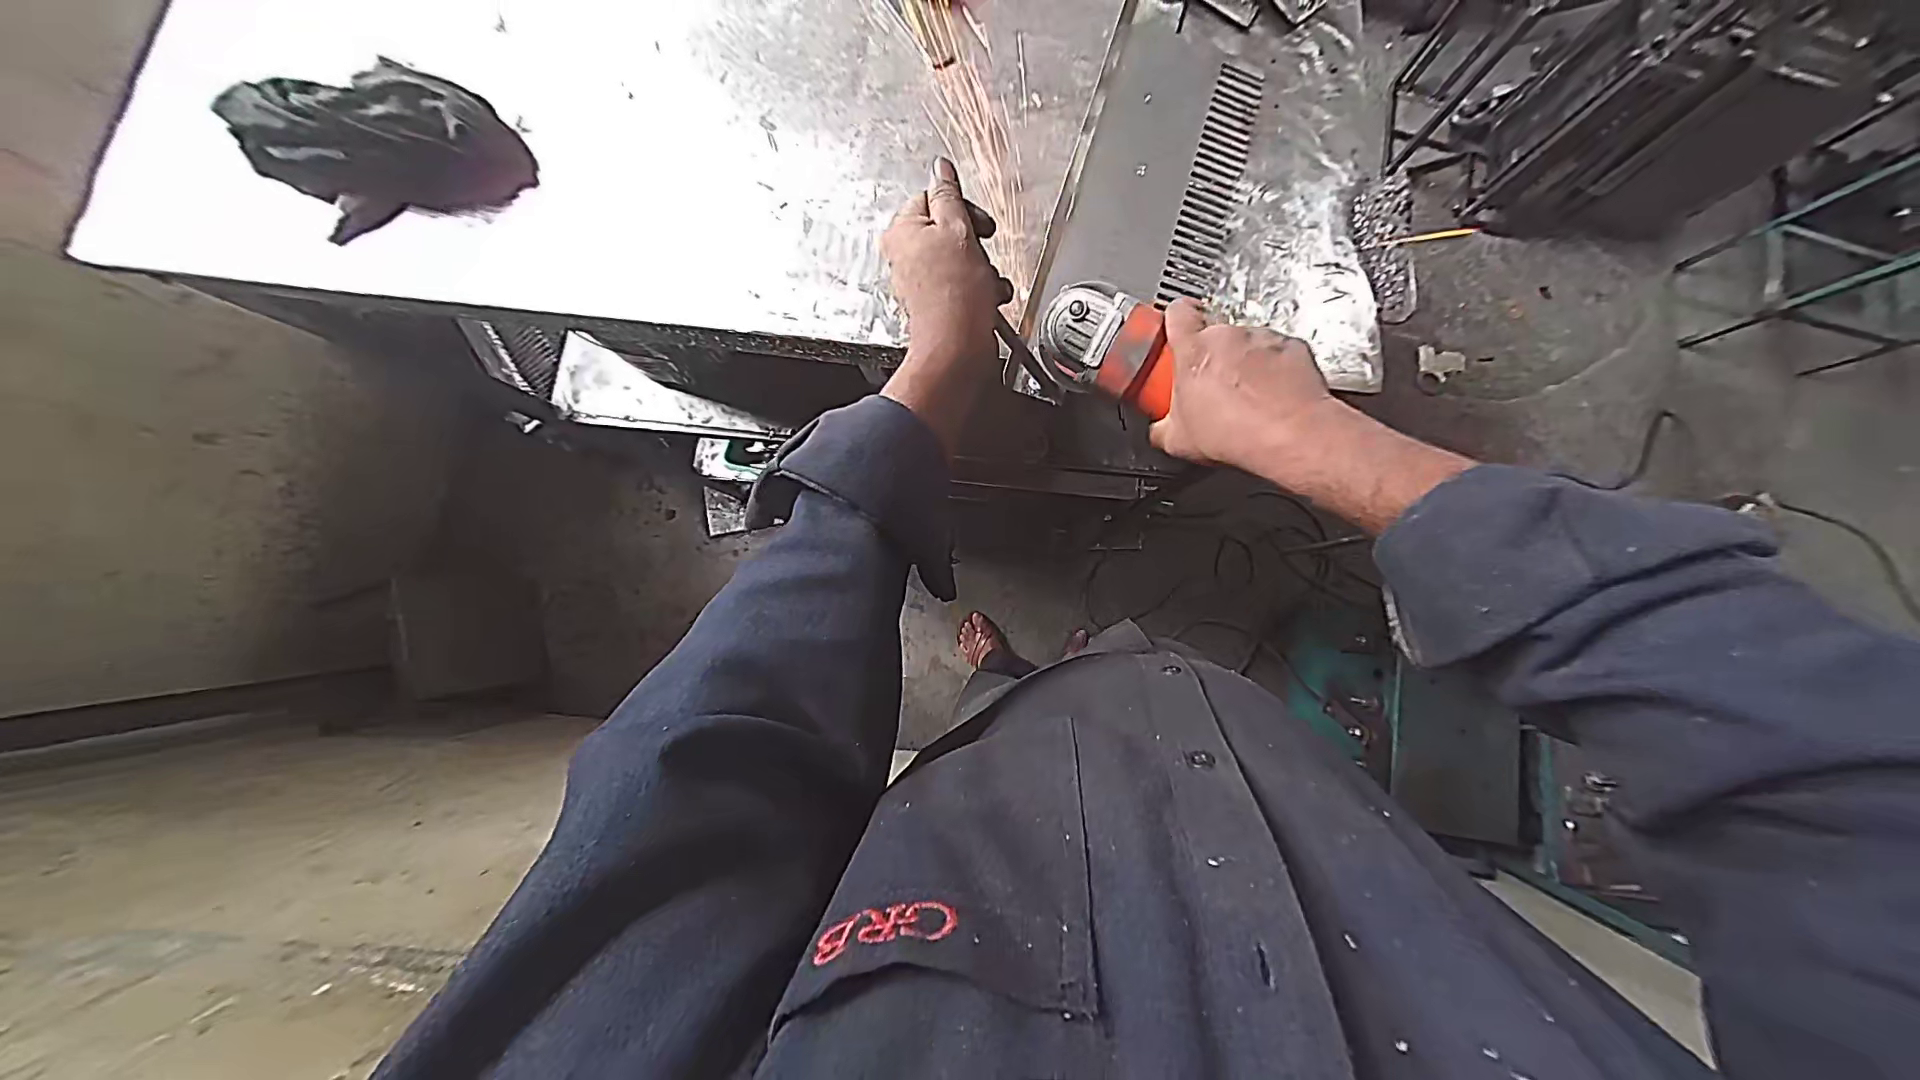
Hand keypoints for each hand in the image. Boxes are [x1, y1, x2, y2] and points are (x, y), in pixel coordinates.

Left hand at [878, 158, 1014, 455]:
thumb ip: (948, 193)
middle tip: (982, 254)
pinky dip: (981, 290)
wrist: (959, 348)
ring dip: (983, 269)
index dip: (961, 208)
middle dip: (975, 243)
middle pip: (949, 230)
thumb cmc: (953, 297)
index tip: (978, 224)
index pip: (933, 198)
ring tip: (986, 283)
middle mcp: (905, 257)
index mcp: (901, 232)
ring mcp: (922, 283)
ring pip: (961, 259)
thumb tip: (940, 168)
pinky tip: (987, 298)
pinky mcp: (938, 305)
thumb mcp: (957, 228)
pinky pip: (964, 286)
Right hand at [1150, 299, 1473, 533]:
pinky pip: (1275, 355)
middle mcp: (1228, 335)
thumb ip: (1160, 426)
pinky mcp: (1293, 347)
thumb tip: (1158, 430)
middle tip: (1208, 390)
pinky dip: (1271, 372)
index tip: (1171, 338)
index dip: (1172, 321)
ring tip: (1242, 400)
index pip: (1175, 312)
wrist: (1290, 436)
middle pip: (1212, 336)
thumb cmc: (1236, 432)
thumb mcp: (1176, 440)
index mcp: (1193, 350)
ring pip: (1245, 346)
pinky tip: (1267, 399)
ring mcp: (1263, 338)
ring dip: (1241, 366)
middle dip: (1209, 359)